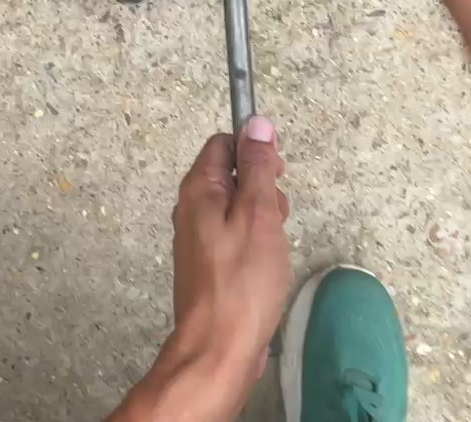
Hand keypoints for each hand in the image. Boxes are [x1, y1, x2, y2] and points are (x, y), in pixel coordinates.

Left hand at [109, 118, 292, 421]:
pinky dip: (254, 240)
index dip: (253, 149)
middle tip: (279, 213)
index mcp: (197, 188)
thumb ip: (257, 167)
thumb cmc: (242, 279)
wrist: (218, 347)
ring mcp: (197, 237)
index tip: (278, 172)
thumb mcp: (258, 213)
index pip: (223, 143)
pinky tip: (267, 264)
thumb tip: (257, 122)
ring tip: (274, 244)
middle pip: (230, 173)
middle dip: (261, 186)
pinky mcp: (207, 263)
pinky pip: (234, 234)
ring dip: (262, 216)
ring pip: (235, 206)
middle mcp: (191, 207)